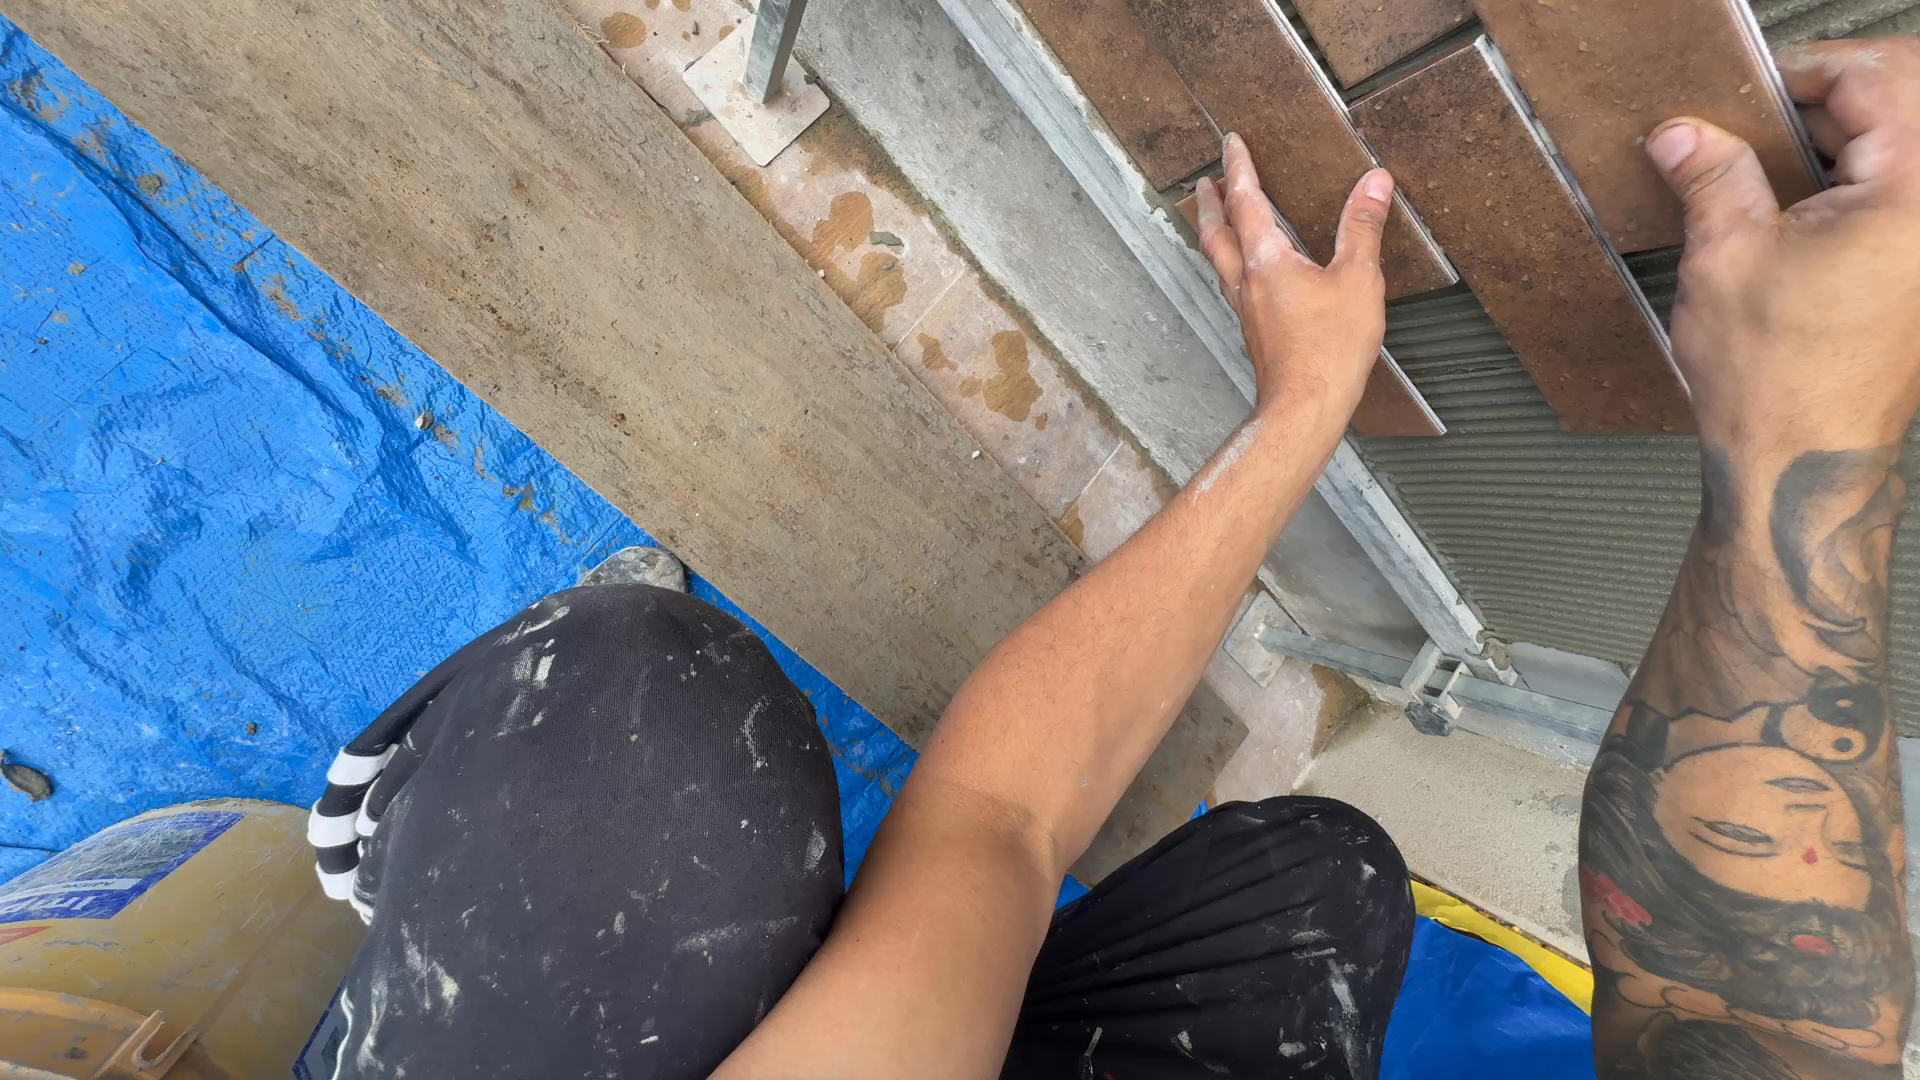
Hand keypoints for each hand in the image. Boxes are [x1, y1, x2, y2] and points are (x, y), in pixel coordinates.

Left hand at [1195, 133, 1392, 423]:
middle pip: (1216, 235)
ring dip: (1215, 234)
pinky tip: (1246, 270)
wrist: (1304, 404)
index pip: (1246, 203)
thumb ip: (1361, 230)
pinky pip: (1234, 285)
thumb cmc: (1329, 348)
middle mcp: (1245, 284)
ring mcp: (1245, 309)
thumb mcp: (1357, 280)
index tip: (1230, 143)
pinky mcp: (1253, 330)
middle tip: (1204, 183)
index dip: (1238, 169)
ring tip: (1217, 219)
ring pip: (1219, 262)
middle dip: (1210, 204)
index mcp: (1266, 262)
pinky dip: (1232, 263)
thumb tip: (1373, 183)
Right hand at [1645, 37, 1919, 455]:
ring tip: (1760, 172)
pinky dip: (1853, 177)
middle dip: (1825, 101)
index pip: (1883, 75)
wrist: (1802, 440)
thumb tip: (1683, 134)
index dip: (1807, 72)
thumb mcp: (1723, 259)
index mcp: (1919, 187)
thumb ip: (1711, 181)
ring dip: (1838, 140)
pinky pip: (1904, 187)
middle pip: (1909, 99)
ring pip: (1908, 142)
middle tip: (1746, 128)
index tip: (1745, 90)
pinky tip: (1795, 206)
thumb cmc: (1772, 367)